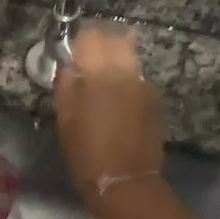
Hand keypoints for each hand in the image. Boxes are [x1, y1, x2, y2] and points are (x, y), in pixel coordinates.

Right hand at [54, 26, 166, 210]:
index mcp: (99, 73)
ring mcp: (144, 84)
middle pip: (115, 40)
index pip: (91, 36)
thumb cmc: (86, 153)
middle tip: (86, 66)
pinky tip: (117, 103)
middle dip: (100, 47)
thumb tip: (70, 66)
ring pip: (129, 58)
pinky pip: (137, 78)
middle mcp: (126, 70)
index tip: (71, 55)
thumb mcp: (65, 120)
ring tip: (101, 85)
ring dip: (114, 63)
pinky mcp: (154, 99)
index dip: (79, 42)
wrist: (125, 182)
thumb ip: (66, 86)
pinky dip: (125, 81)